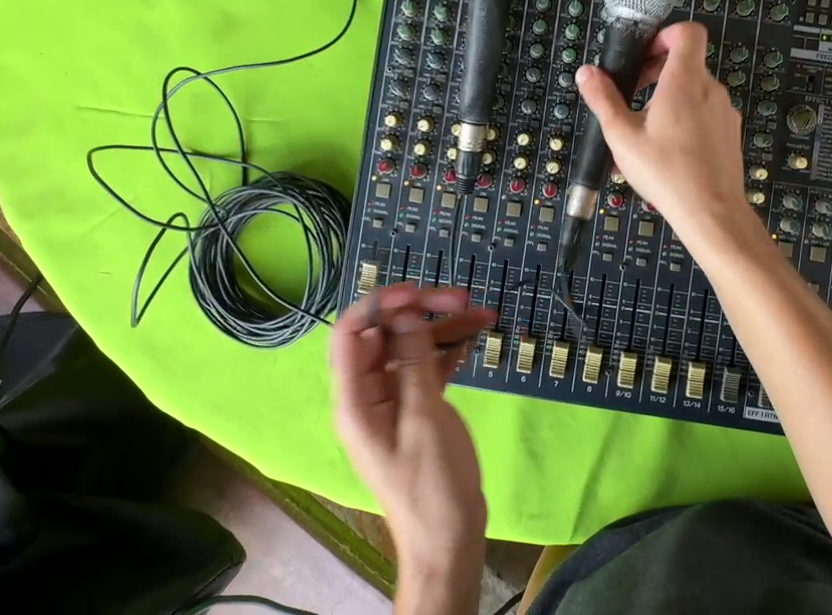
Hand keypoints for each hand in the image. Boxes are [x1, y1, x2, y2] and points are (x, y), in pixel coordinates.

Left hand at [329, 283, 492, 607]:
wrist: (449, 538)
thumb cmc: (430, 486)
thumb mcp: (423, 420)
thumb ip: (414, 363)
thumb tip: (406, 315)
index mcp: (355, 401)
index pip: (351, 335)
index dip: (378, 305)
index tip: (416, 293)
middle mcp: (370, 394)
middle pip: (387, 335)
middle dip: (420, 312)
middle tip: (459, 299)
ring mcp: (395, 400)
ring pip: (413, 347)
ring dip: (443, 327)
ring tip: (481, 312)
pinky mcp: (419, 407)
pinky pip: (429, 366)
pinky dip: (450, 350)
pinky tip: (474, 337)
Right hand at [575, 21, 757, 250]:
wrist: (711, 212)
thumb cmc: (665, 172)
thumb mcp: (621, 135)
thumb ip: (603, 99)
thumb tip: (587, 73)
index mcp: (685, 81)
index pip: (688, 32)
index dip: (665, 35)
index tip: (644, 55)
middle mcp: (710, 89)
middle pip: (687, 61)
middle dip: (658, 70)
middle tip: (634, 92)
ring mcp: (724, 111)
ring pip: (695, 89)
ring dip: (669, 96)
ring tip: (644, 126)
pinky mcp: (730, 133)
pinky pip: (705, 112)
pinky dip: (685, 117)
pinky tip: (665, 147)